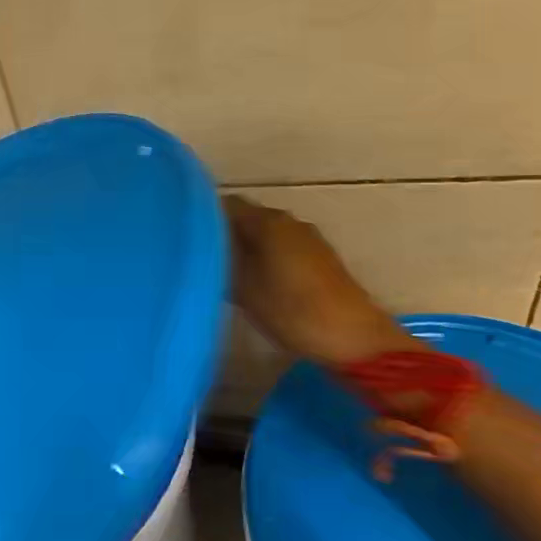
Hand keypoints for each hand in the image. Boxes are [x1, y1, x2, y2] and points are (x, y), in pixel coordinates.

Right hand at [224, 195, 414, 364]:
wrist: (352, 335)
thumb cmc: (292, 310)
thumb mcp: (245, 289)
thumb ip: (223, 261)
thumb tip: (206, 245)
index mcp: (269, 221)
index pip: (228, 205)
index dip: (206, 219)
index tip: (189, 241)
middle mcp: (290, 221)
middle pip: (250, 218)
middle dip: (227, 236)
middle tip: (205, 261)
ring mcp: (310, 239)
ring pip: (269, 235)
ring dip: (249, 249)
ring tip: (229, 275)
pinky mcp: (322, 259)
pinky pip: (285, 250)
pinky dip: (269, 260)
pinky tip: (260, 285)